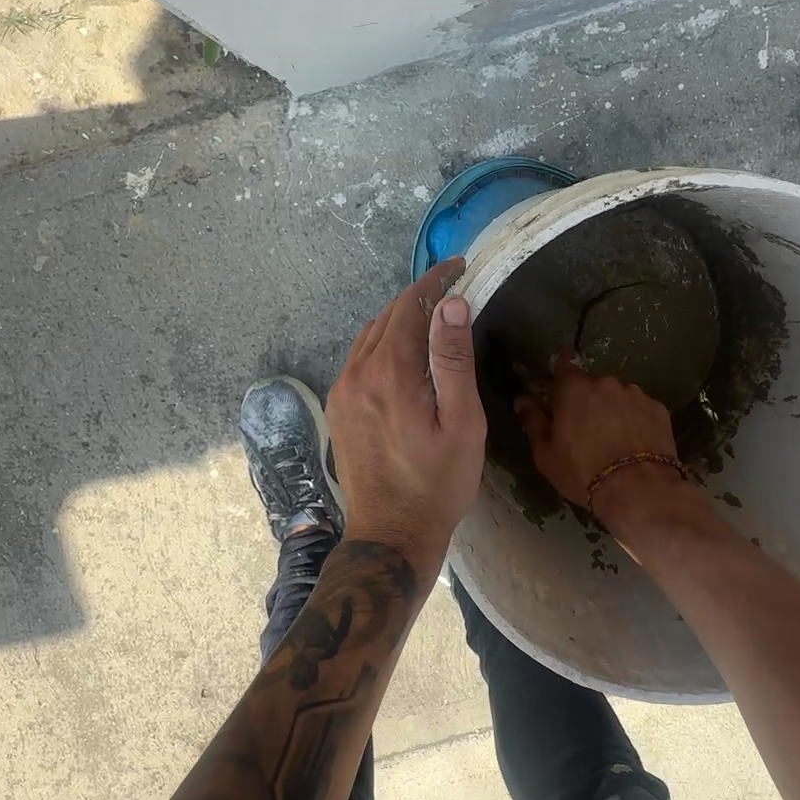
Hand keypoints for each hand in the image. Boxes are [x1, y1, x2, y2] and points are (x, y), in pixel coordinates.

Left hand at [325, 258, 486, 571]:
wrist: (391, 534)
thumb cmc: (438, 482)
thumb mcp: (461, 422)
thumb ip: (453, 359)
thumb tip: (451, 303)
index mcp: (389, 371)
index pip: (410, 305)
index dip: (435, 280)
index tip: (459, 265)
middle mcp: (357, 372)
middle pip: (388, 316)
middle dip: (420, 296)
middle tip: (454, 288)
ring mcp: (342, 390)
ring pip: (371, 335)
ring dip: (400, 318)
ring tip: (434, 316)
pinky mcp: (339, 407)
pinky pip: (360, 357)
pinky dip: (384, 341)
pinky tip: (405, 353)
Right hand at [516, 353, 687, 523]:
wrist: (639, 490)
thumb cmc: (583, 472)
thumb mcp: (546, 455)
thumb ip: (533, 422)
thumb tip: (522, 400)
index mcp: (573, 389)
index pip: (563, 364)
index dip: (560, 373)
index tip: (559, 387)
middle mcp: (605, 383)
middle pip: (592, 385)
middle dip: (587, 400)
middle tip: (586, 428)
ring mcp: (635, 394)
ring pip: (618, 396)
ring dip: (613, 409)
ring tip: (614, 439)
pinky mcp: (658, 409)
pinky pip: (640, 409)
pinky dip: (636, 420)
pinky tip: (635, 443)